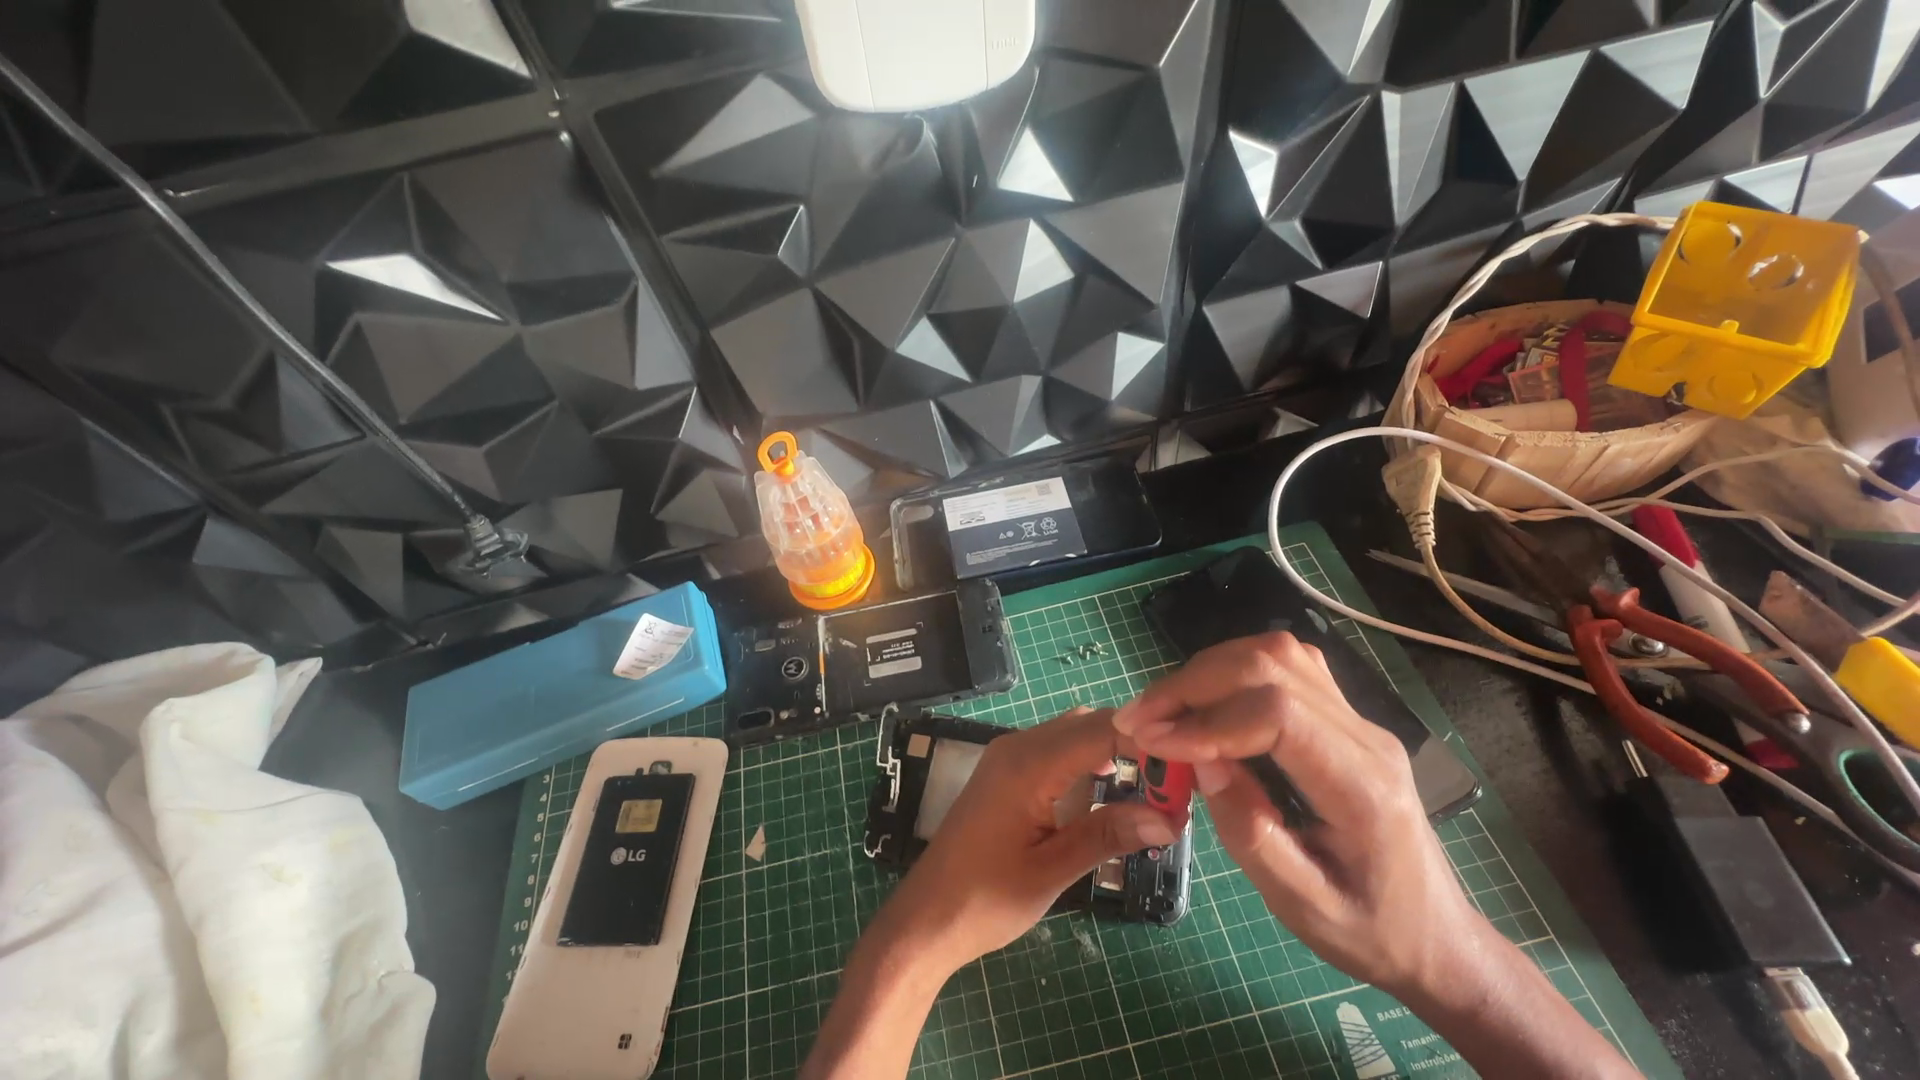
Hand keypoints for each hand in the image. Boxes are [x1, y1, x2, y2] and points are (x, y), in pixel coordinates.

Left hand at [878, 706, 1178, 974]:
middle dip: (1137, 746)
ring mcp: (1008, 757)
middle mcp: (1017, 747)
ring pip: (1074, 733)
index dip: (1148, 744)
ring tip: (1154, 789)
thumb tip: (1170, 818)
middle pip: (1090, 724)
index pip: (1102, 730)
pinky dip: (1089, 761)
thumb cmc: (984, 901)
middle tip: (1178, 783)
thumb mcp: (1051, 872)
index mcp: (1027, 764)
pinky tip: (1112, 791)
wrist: (926, 919)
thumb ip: (1107, 836)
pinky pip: (1057, 750)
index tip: (1190, 770)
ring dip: (1114, 752)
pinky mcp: (1006, 774)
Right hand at [1113, 633, 1488, 996]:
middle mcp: (1365, 736)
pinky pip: (1285, 667)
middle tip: (1137, 721)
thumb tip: (1200, 759)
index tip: (1152, 743)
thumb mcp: (1302, 906)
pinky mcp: (1343, 718)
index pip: (1279, 714)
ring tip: (1162, 712)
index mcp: (1362, 787)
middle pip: (1272, 666)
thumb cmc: (1370, 931)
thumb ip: (1250, 833)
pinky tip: (1203, 705)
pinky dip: (1230, 672)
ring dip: (1207, 672)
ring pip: (1276, 654)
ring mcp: (1358, 719)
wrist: (1436, 935)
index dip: (1206, 720)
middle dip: (1192, 684)